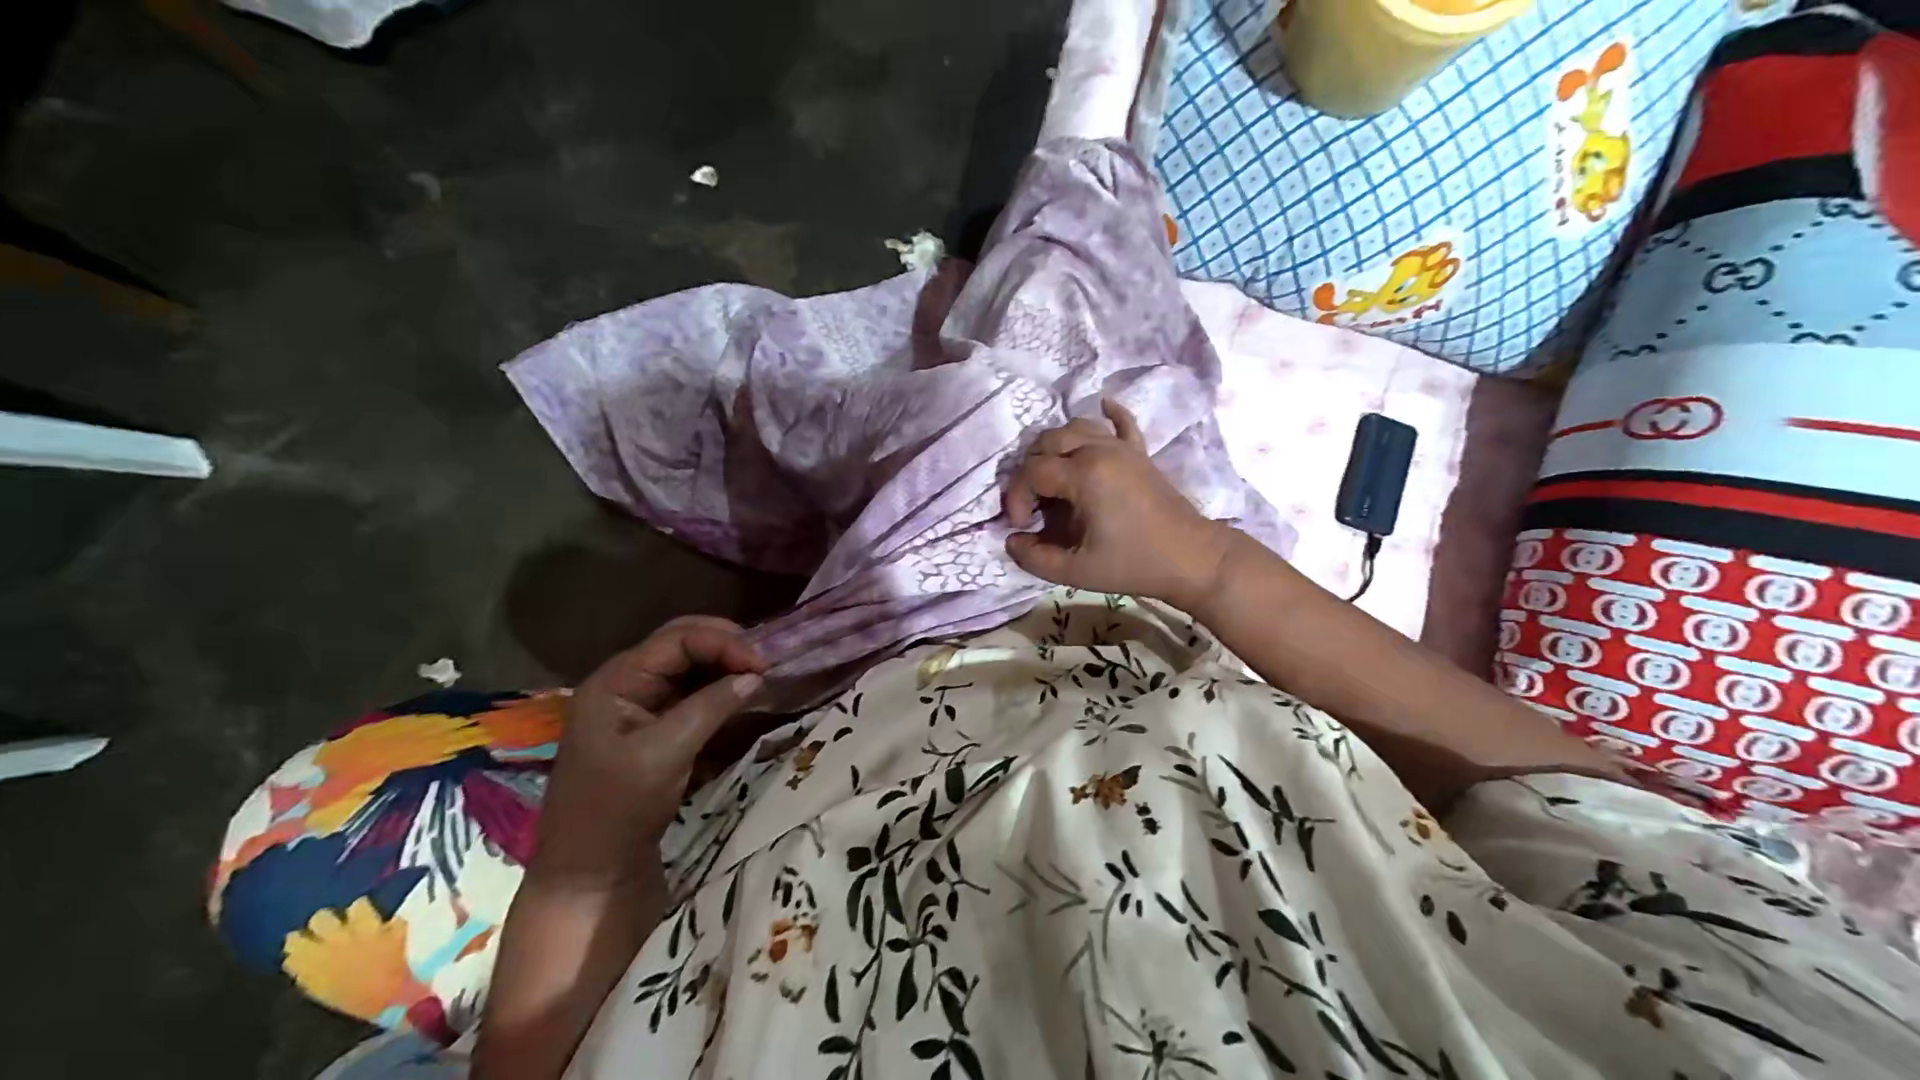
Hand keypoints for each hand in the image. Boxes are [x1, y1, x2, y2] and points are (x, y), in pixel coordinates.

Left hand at [534, 616, 765, 882]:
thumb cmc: (618, 808)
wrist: (590, 871)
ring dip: (725, 666)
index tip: (762, 664)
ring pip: (690, 667)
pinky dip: (719, 691)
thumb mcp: (666, 754)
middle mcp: (627, 683)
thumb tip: (755, 676)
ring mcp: (640, 706)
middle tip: (765, 661)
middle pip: (682, 644)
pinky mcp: (655, 728)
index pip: (677, 639)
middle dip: (726, 646)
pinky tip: (742, 696)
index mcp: (616, 681)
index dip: (723, 643)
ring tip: (760, 675)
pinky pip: (692, 694)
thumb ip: (710, 707)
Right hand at [1003, 399, 1231, 610]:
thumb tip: (1012, 541)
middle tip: (1034, 505)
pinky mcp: (1140, 453)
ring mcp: (1122, 447)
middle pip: (1047, 442)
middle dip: (1030, 472)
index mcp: (1084, 475)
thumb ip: (1034, 558)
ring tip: (1052, 477)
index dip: (1016, 498)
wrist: (1192, 559)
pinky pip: (1121, 422)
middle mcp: (1100, 450)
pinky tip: (1102, 406)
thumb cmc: (1133, 565)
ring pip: (1075, 427)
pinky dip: (1108, 414)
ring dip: (1054, 447)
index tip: (1021, 525)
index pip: (1032, 472)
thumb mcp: (1076, 571)